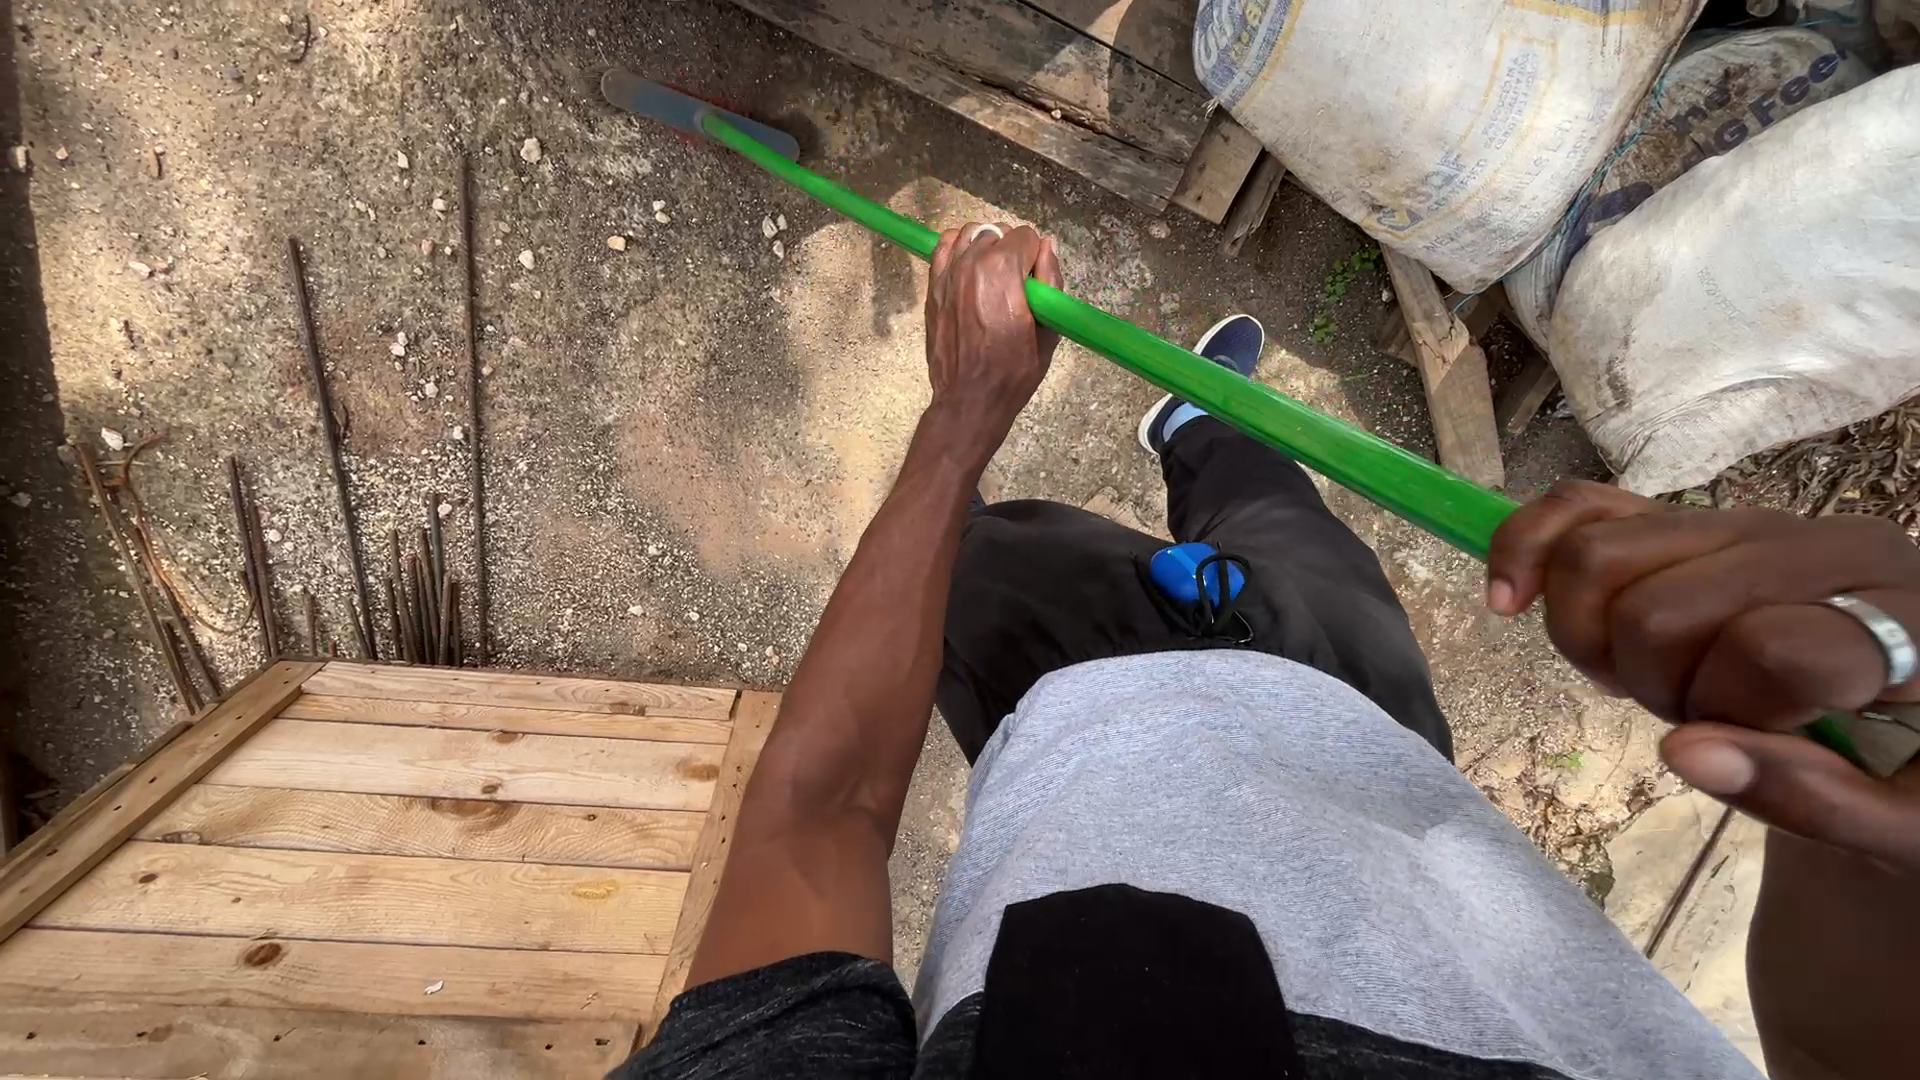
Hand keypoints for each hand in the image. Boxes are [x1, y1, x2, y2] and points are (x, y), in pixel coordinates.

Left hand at [921, 222, 1062, 468]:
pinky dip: (957, 249)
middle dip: (1011, 253)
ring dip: (985, 248)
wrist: (969, 399)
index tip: (1033, 286)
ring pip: (971, 234)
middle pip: (998, 233)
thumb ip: (1051, 282)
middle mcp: (972, 263)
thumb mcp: (1048, 332)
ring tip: (992, 278)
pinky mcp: (933, 287)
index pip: (1026, 236)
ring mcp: (948, 273)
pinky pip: (944, 247)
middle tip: (1015, 287)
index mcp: (1004, 271)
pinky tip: (968, 270)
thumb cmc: (1012, 372)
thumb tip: (1047, 247)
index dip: (1035, 260)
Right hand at [1487, 479, 1919, 869]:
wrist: (1886, 695)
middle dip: (1646, 682)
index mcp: (1903, 613)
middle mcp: (1812, 542)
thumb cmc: (1905, 761)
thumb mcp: (1907, 819)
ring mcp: (1727, 520)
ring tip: (1628, 668)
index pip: (1773, 647)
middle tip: (1686, 709)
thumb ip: (1812, 795)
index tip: (1754, 736)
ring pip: (1592, 557)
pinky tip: (1507, 599)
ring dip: (1582, 635)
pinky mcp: (1665, 515)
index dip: (1735, 708)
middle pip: (1652, 611)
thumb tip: (1683, 750)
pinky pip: (1571, 506)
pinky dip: (1521, 550)